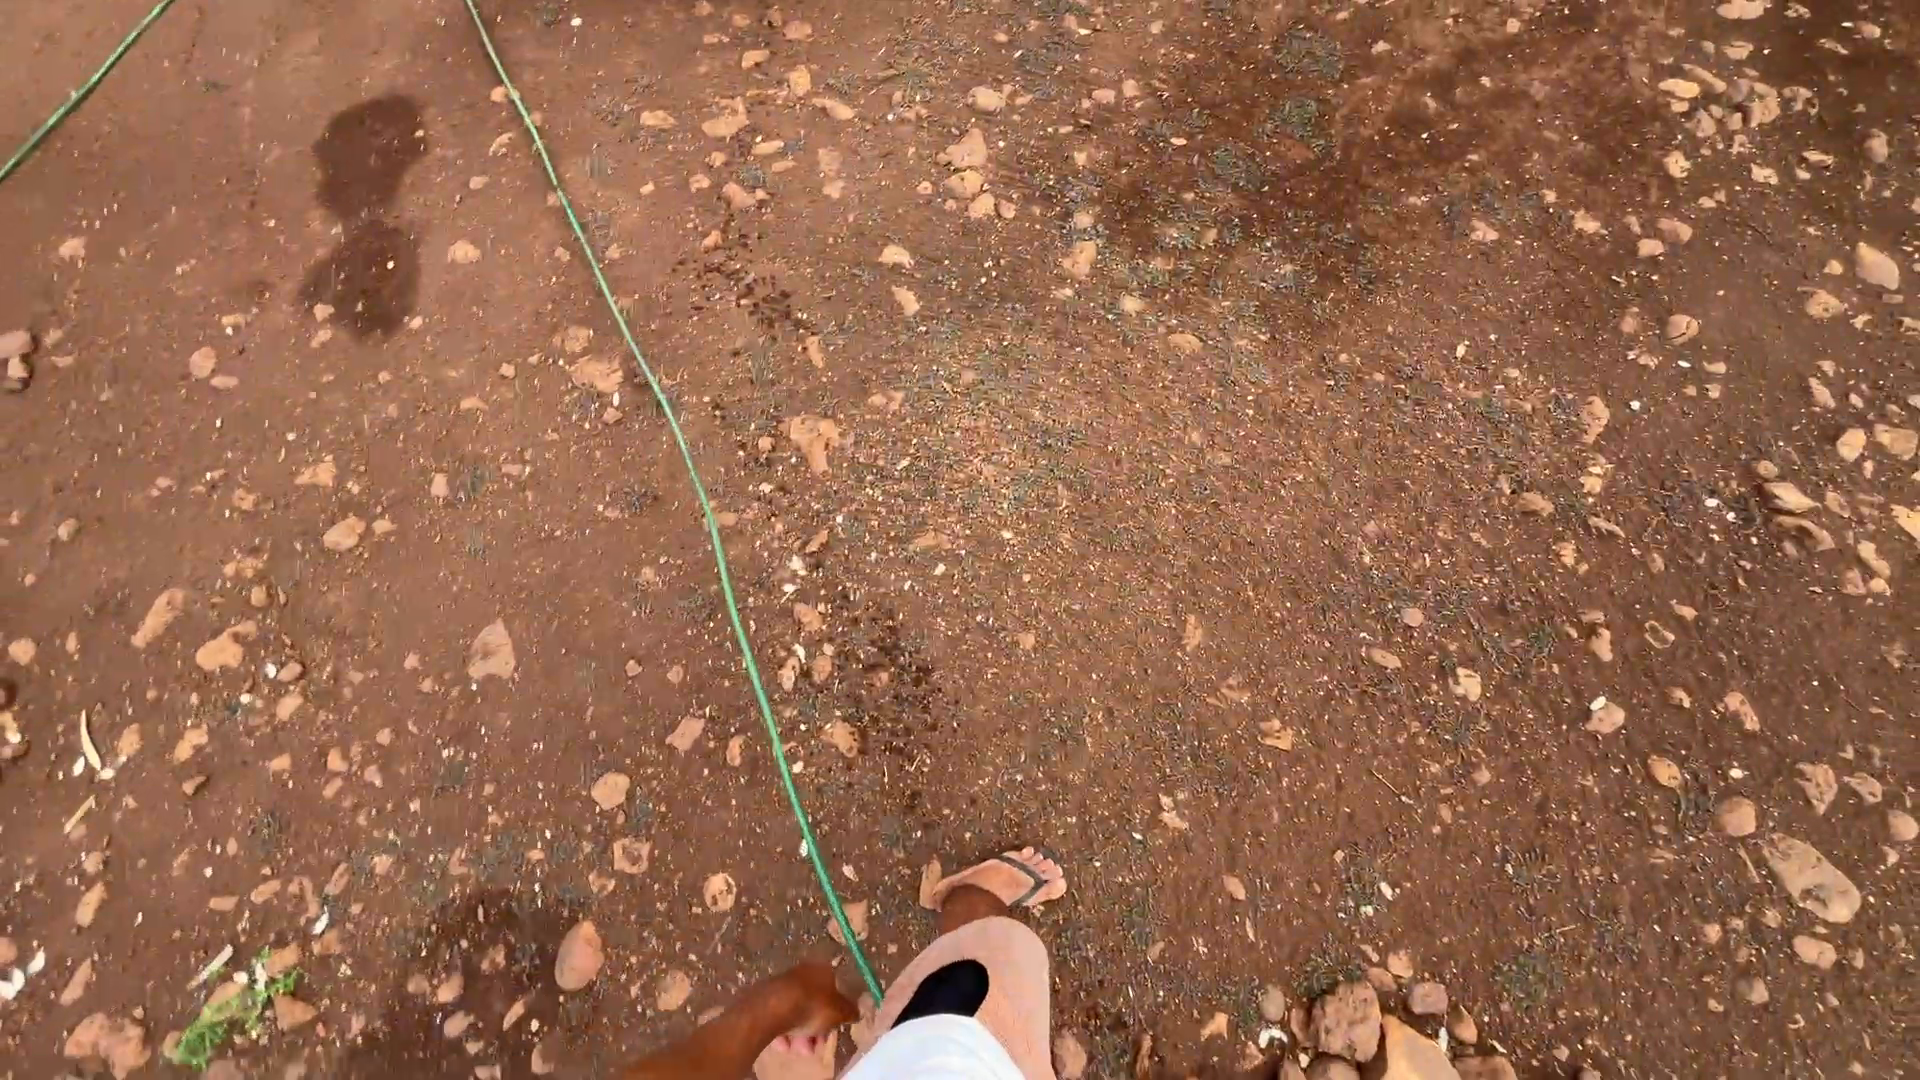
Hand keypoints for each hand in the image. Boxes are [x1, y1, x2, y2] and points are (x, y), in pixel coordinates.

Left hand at [771, 960, 857, 1043]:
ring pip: (798, 1012)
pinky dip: (785, 1031)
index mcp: (825, 970)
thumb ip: (850, 1012)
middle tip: (816, 1045)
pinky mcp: (769, 997)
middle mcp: (806, 972)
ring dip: (801, 1033)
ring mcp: (786, 984)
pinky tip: (785, 1045)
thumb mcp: (839, 1012)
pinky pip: (781, 1016)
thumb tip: (857, 1012)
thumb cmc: (813, 1006)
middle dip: (817, 1027)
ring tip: (800, 1050)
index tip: (834, 1031)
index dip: (836, 1013)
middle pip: (815, 1003)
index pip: (835, 990)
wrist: (775, 1007)